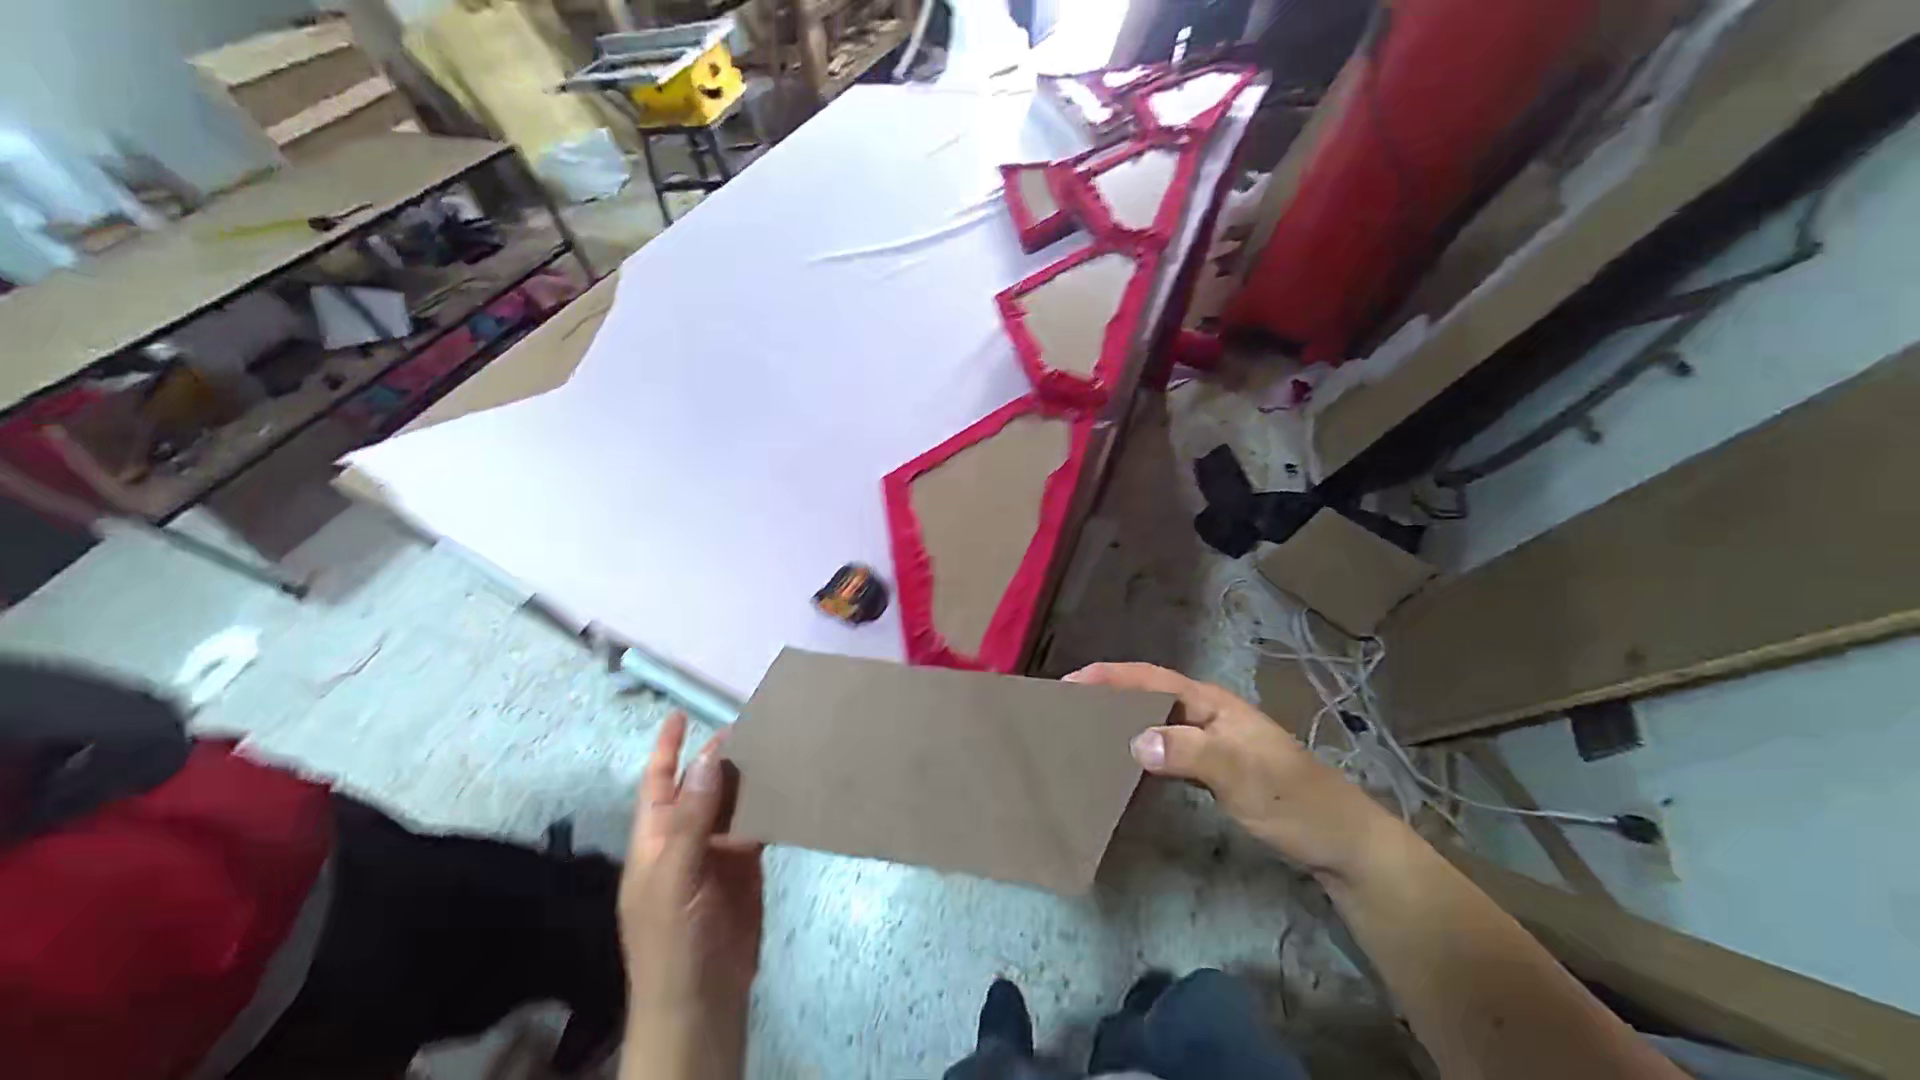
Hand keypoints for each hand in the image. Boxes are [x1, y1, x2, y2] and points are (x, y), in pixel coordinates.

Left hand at [619, 711, 762, 1079]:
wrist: (703, 1001)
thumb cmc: (673, 941)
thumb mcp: (674, 877)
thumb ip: (692, 817)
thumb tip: (710, 757)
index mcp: (655, 838)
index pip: (658, 782)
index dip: (667, 749)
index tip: (681, 713)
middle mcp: (685, 838)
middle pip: (702, 785)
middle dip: (719, 755)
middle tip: (755, 722)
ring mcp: (718, 852)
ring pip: (733, 801)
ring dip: (749, 776)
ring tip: (776, 745)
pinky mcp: (746, 866)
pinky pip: (758, 825)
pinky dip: (771, 805)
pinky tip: (789, 786)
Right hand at [1065, 662, 1398, 880]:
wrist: (1341, 843)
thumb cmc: (1294, 801)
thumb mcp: (1244, 774)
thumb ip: (1191, 753)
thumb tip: (1134, 740)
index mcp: (1211, 704)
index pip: (1151, 680)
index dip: (1110, 677)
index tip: (1068, 684)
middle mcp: (1205, 715)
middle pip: (1146, 696)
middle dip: (1106, 695)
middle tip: (1063, 710)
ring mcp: (1208, 741)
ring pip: (1152, 722)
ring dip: (1118, 723)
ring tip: (1080, 733)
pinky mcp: (1210, 767)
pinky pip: (1162, 750)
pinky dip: (1136, 752)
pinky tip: (1119, 766)